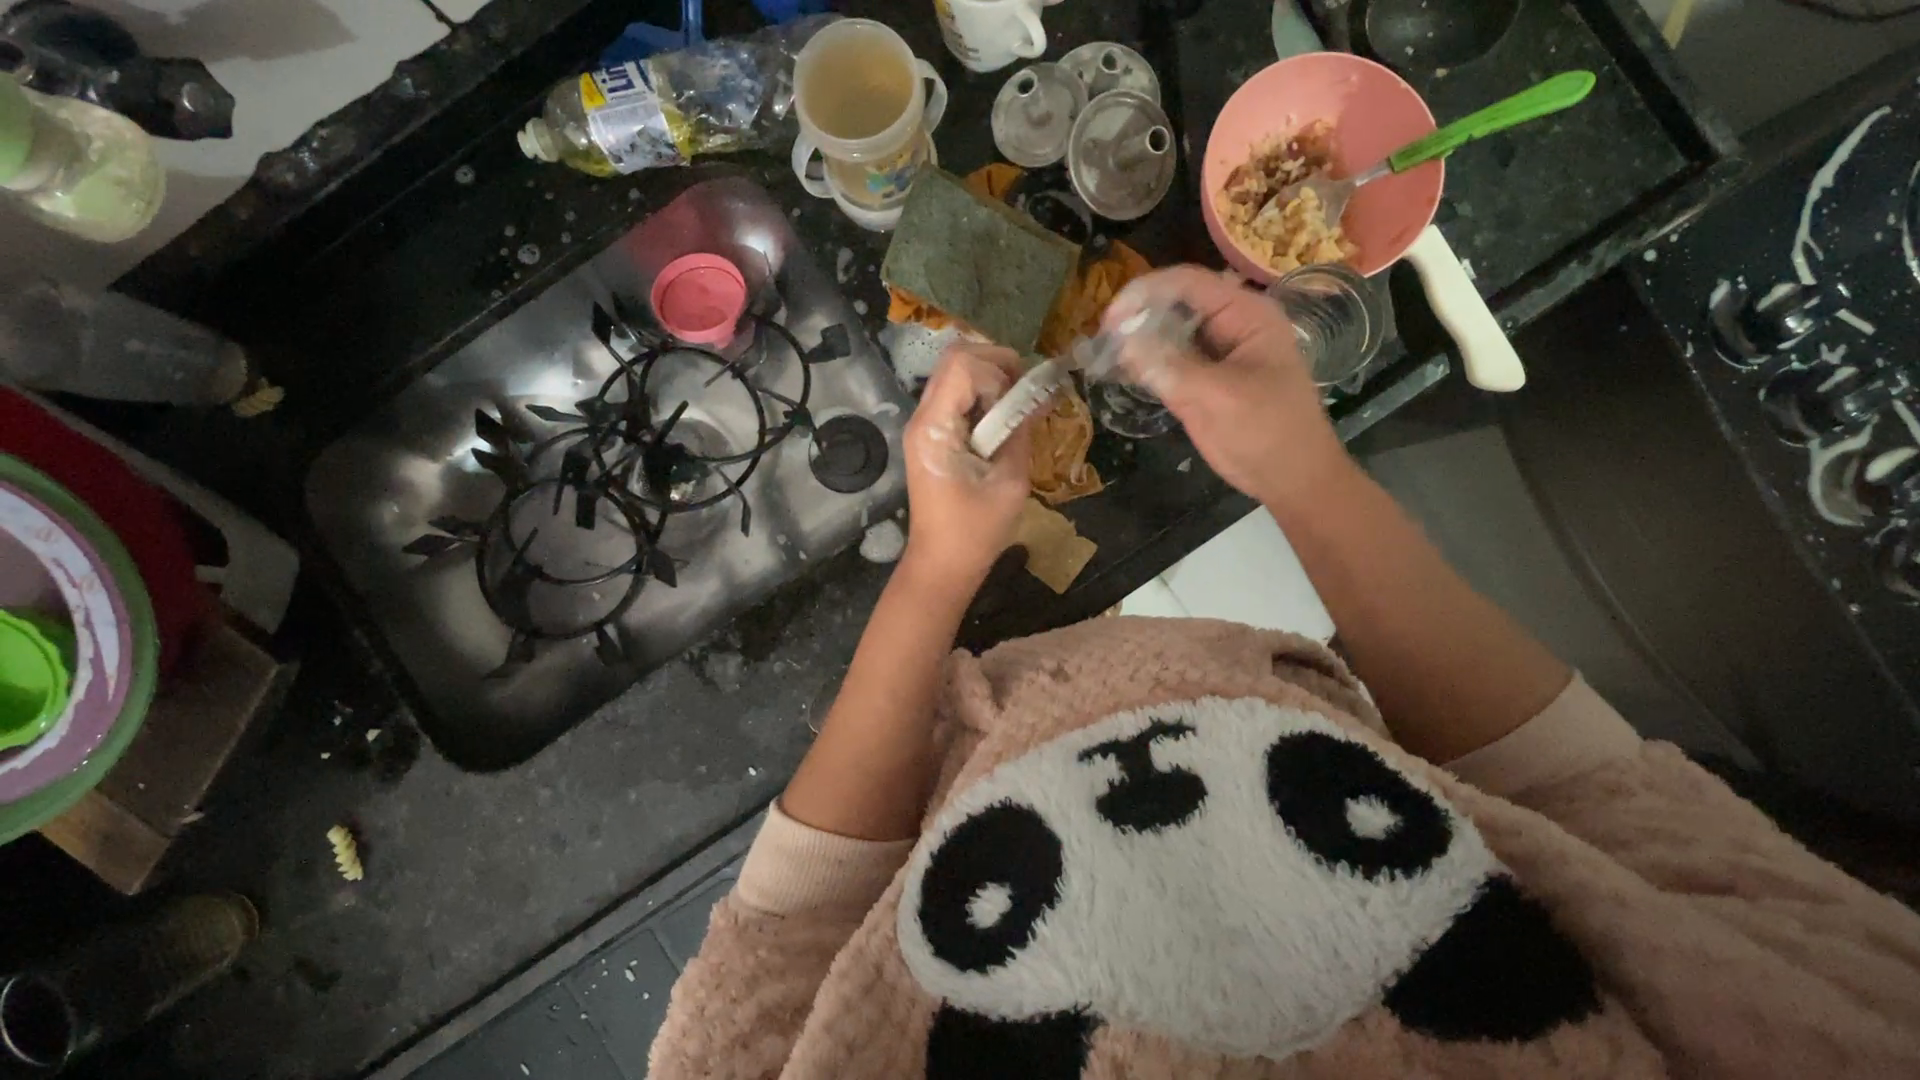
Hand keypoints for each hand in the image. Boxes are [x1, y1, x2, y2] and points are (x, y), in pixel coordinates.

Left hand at [900, 343, 1034, 595]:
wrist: (942, 563)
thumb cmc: (976, 531)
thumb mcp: (1011, 481)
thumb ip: (1021, 431)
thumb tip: (1039, 394)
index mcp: (935, 427)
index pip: (962, 364)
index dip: (999, 369)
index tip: (1021, 399)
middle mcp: (922, 417)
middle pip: (955, 358)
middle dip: (996, 364)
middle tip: (1024, 393)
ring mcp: (923, 425)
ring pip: (954, 373)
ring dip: (990, 379)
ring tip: (1016, 408)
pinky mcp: (930, 435)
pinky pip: (955, 396)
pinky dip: (981, 396)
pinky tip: (1001, 422)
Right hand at [1104, 265, 1354, 508]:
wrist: (1292, 478)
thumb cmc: (1269, 432)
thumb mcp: (1221, 398)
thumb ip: (1172, 368)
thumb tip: (1123, 343)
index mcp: (1245, 314)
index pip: (1188, 283)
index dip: (1145, 293)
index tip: (1110, 319)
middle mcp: (1227, 325)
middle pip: (1173, 303)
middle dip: (1135, 316)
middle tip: (1101, 339)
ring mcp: (1212, 353)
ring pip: (1165, 333)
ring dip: (1134, 341)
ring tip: (1101, 355)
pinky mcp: (1200, 380)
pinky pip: (1165, 362)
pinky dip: (1141, 364)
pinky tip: (1115, 371)